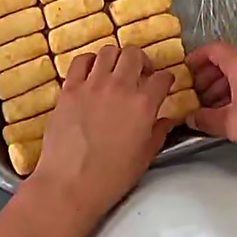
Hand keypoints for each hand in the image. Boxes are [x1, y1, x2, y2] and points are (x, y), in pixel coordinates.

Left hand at [25, 45, 172, 220]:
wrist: (70, 184)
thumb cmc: (111, 177)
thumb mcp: (145, 157)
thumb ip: (159, 133)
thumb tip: (166, 120)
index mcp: (143, 104)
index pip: (162, 78)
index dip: (166, 79)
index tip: (163, 83)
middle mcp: (120, 87)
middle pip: (134, 54)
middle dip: (142, 61)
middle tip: (140, 72)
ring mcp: (92, 85)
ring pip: (108, 51)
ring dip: (116, 58)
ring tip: (116, 70)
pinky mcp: (69, 88)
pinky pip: (80, 61)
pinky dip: (89, 62)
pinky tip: (92, 72)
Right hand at [186, 41, 236, 174]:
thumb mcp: (232, 125)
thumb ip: (207, 119)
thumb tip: (192, 118)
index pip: (213, 49)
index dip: (195, 58)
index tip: (184, 72)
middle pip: (227, 60)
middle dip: (208, 77)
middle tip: (195, 95)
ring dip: (224, 86)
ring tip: (212, 109)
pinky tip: (236, 113)